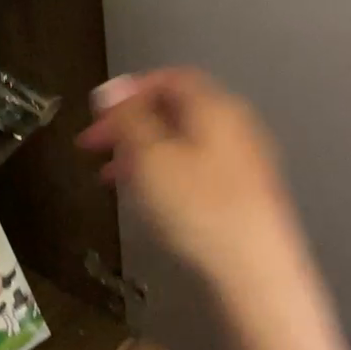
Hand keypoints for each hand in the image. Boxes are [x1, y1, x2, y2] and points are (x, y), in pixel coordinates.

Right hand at [76, 69, 304, 291]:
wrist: (255, 270)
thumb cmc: (199, 208)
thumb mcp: (151, 157)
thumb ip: (129, 119)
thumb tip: (111, 89)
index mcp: (215, 107)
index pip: (169, 79)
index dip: (130, 91)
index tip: (99, 112)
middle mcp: (235, 125)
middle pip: (176, 110)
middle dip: (131, 124)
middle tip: (95, 144)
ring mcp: (243, 160)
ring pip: (183, 142)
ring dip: (143, 151)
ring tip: (111, 175)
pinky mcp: (244, 192)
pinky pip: (196, 167)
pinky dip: (165, 172)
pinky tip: (148, 197)